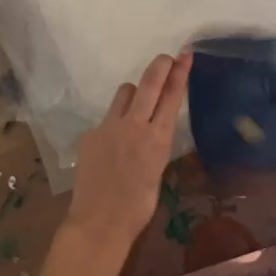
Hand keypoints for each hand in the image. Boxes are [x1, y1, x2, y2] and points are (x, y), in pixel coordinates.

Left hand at [67, 50, 191, 252]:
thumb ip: (155, 147)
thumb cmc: (138, 207)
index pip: (172, 97)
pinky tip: (111, 147)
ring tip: (136, 106)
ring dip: (134, 94)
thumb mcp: (157, 173)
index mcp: (158, 139)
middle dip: (160, 66)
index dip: (180, 73)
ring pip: (125, 94)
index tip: (185, 54)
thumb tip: (152, 135)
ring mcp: (109, 127)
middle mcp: (134, 126)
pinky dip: (113, 125)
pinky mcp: (90, 134)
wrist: (99, 221)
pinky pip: (106, 119)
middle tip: (166, 56)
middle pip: (149, 84)